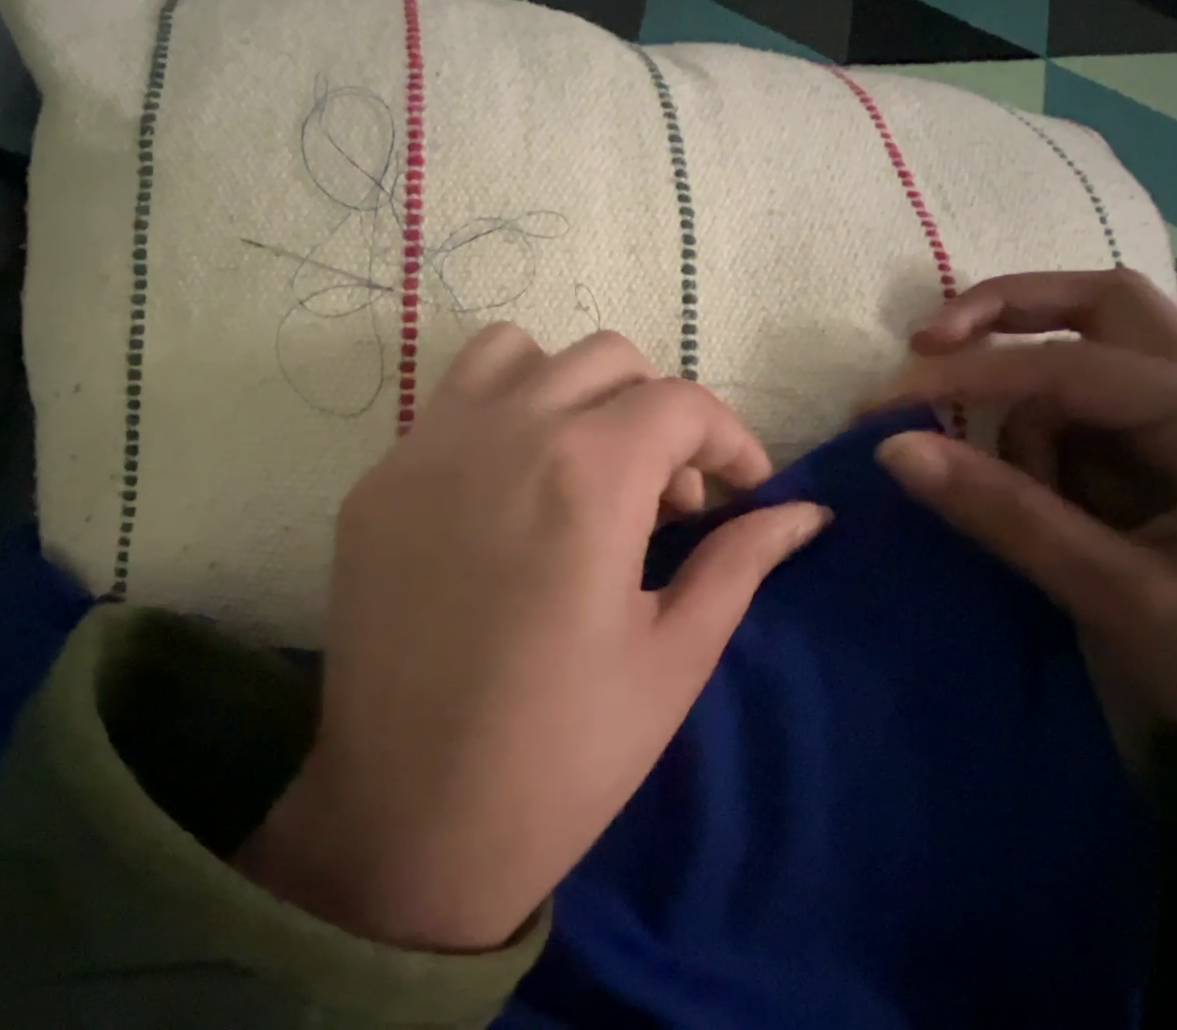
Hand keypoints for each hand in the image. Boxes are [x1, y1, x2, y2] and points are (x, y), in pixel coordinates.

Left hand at [236, 325, 829, 950]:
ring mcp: (422, 454)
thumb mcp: (674, 658)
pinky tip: (510, 502)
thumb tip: (802, 514)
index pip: (680, 403)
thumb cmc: (564, 756)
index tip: (743, 493)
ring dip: (568, 391)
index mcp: (586, 477)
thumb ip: (739, 563)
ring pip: (512, 355)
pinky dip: (498, 422)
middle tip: (666, 499)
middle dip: (656, 413)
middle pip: (603, 361)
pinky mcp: (373, 488)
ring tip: (585, 472)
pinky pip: (446, 410)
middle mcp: (499, 436)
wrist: (412, 820)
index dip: (730, 439)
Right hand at [878, 269, 1176, 807]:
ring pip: (1096, 364)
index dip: (963, 378)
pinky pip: (1100, 420)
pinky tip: (1048, 500)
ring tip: (1014, 495)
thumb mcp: (1117, 596)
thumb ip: (1003, 513)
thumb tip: (892, 449)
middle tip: (922, 350)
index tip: (875, 409)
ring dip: (1030, 408)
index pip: (1070, 366)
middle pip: (1103, 309)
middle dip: (1005, 315)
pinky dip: (1051, 442)